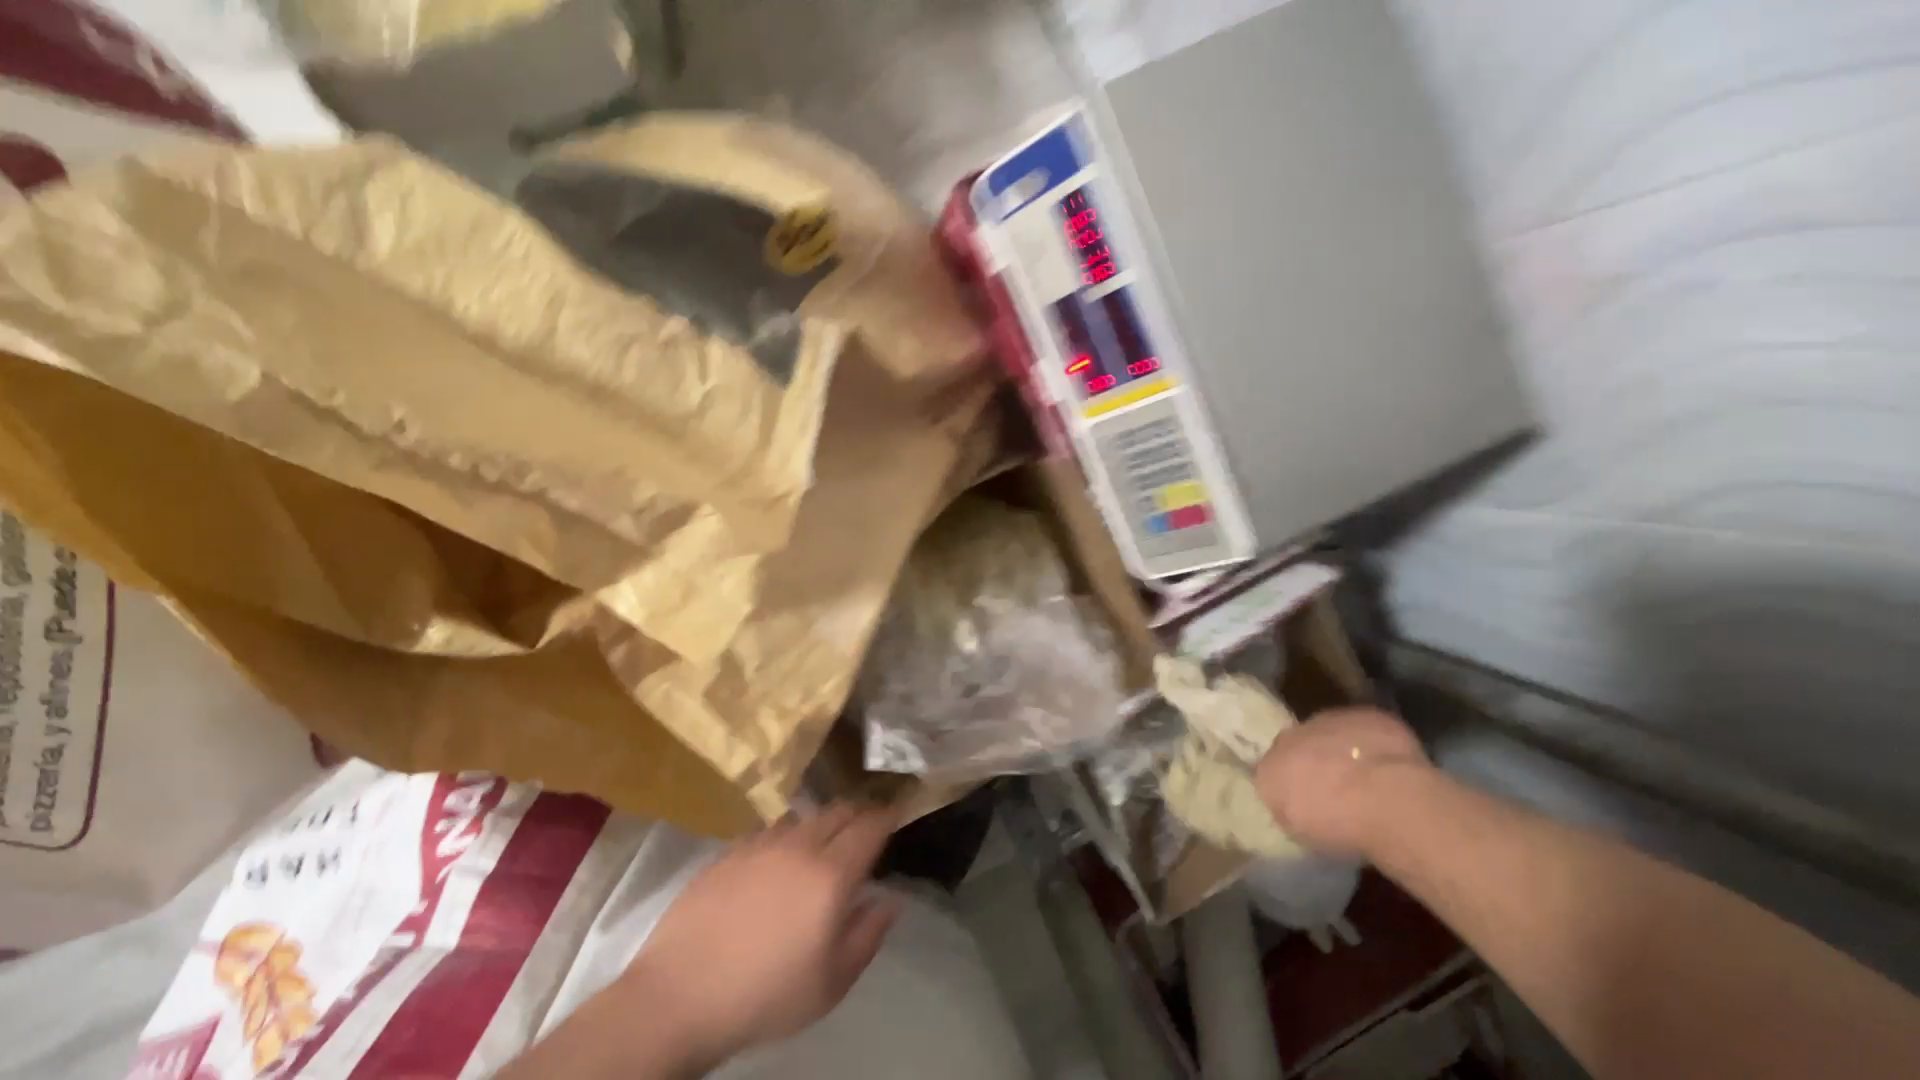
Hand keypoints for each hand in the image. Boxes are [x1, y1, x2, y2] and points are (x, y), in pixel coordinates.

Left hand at [619, 803, 903, 1068]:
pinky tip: (777, 861)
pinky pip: (766, 832)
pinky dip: (784, 837)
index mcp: (830, 875)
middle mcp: (797, 848)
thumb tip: (890, 900)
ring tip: (821, 845)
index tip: (897, 815)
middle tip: (866, 829)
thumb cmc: (767, 995)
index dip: (887, 816)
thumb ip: (868, 934)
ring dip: (819, 824)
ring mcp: (757, 846)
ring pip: (800, 818)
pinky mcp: (726, 854)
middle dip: (857, 814)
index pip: (869, 827)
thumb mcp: (832, 982)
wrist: (680, 996)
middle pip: (836, 812)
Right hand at [1254, 706, 1428, 856]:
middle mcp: (1291, 738)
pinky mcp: (1366, 714)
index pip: (1272, 772)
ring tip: (1365, 774)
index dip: (1292, 784)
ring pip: (1331, 732)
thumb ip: (1290, 809)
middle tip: (1336, 786)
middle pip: (1299, 745)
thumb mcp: (1301, 833)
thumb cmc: (1338, 827)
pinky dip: (1373, 740)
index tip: (1308, 800)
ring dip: (1342, 747)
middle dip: (1314, 761)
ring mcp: (1329, 721)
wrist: (1385, 799)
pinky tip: (1389, 762)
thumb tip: (1295, 803)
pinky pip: (1365, 726)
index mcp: (1270, 768)